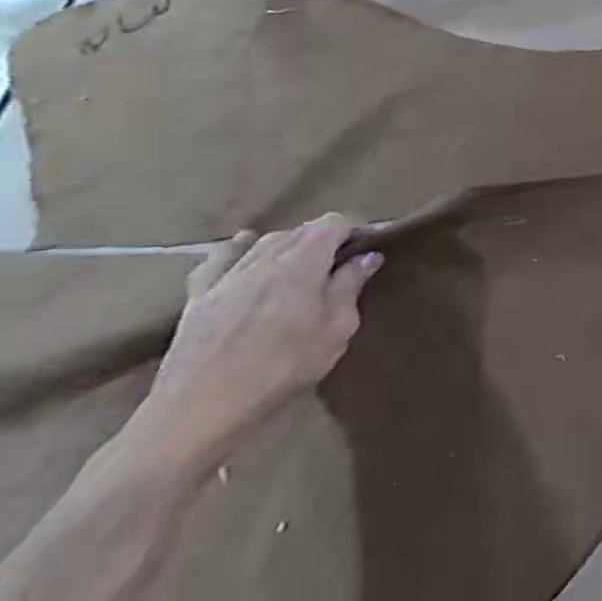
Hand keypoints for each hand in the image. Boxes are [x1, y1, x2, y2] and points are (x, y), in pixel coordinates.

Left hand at [140, 214, 383, 457]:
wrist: (200, 409)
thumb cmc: (282, 368)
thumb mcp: (336, 329)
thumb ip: (350, 287)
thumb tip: (367, 256)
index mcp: (301, 266)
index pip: (333, 224)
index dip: (356, 227)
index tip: (372, 245)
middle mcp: (262, 262)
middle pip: (299, 231)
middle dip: (327, 236)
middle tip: (346, 258)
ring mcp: (225, 279)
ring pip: (263, 242)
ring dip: (290, 243)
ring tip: (305, 261)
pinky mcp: (198, 298)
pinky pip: (217, 261)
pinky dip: (235, 249)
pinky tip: (242, 249)